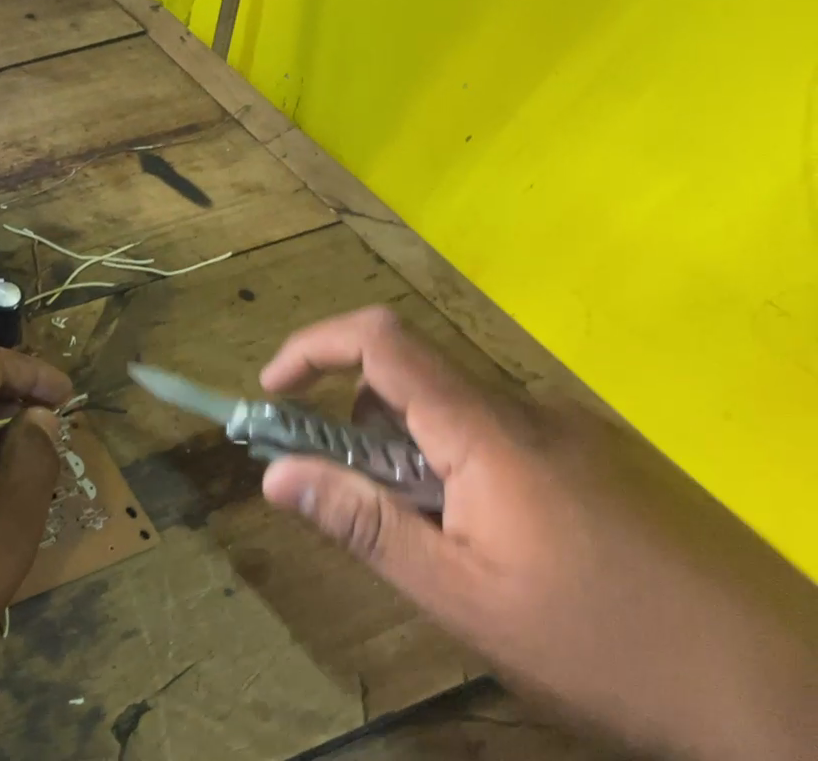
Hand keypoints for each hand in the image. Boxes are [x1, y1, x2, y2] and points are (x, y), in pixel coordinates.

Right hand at [259, 306, 817, 760]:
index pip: (381, 340)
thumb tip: (274, 474)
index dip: (312, 348)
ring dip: (414, 453)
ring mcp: (582, 433)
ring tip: (440, 539)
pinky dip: (464, 465)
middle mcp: (535, 412)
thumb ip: (364, 524)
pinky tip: (501, 542)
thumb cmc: (609, 647)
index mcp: (490, 434)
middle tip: (360, 501)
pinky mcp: (613, 461)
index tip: (273, 391)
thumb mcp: (463, 597)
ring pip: (459, 411)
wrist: (801, 699)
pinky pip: (507, 435)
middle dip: (358, 426)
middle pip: (413, 378)